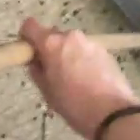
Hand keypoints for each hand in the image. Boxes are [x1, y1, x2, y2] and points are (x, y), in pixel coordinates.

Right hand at [19, 17, 139, 138]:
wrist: (113, 114)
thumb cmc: (74, 104)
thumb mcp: (47, 92)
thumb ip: (37, 71)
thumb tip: (34, 61)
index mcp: (51, 44)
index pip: (30, 25)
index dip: (26, 37)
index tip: (29, 53)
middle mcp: (70, 36)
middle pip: (52, 35)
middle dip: (49, 49)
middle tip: (51, 71)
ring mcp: (90, 42)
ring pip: (71, 43)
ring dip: (67, 54)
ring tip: (73, 78)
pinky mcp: (105, 50)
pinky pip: (86, 50)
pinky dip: (82, 59)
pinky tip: (88, 79)